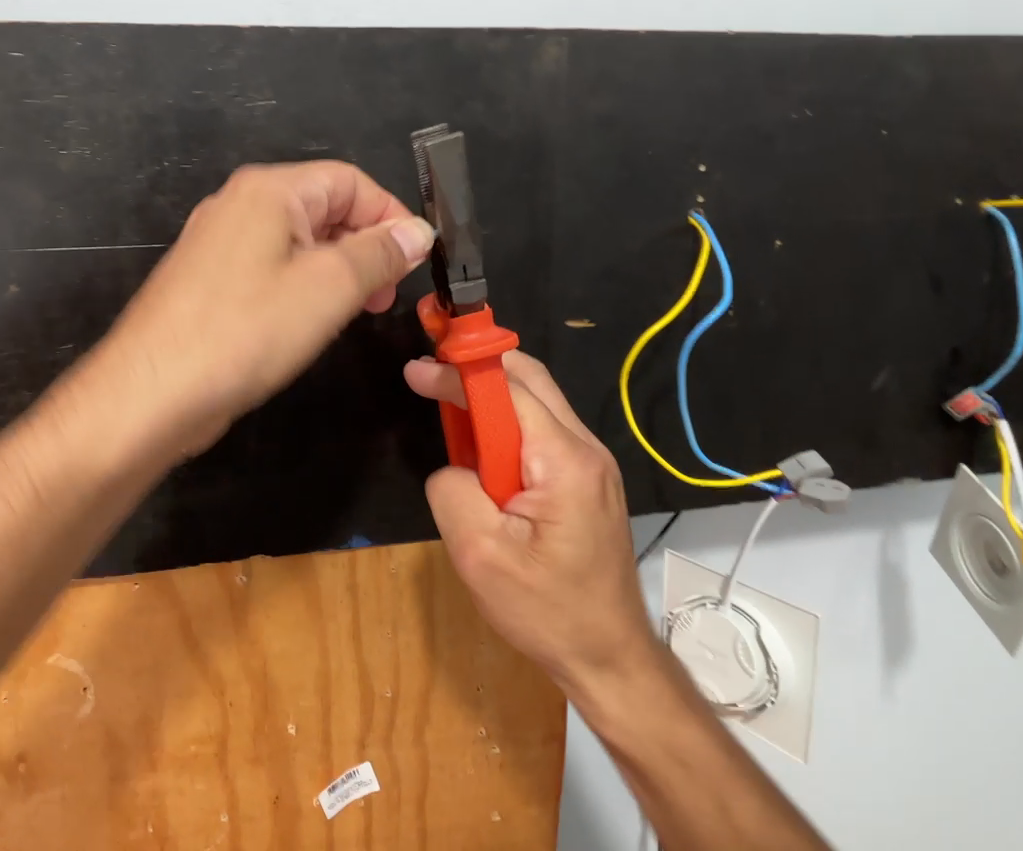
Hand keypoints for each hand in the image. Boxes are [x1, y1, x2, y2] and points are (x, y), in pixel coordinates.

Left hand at [99, 161, 434, 450]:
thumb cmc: (246, 331)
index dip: (390, 216)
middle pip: (322, 209)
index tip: (416, 262)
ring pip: (297, 244)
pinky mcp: (208, 284)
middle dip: (365, 247)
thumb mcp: (329, 287)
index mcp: (268, 190)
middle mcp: (238, 206)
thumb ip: (378, 253)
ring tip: (356, 314)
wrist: (152, 392)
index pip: (349, 180)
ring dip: (337, 273)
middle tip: (385, 297)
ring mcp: (218, 245)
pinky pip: (270, 272)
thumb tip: (417, 231)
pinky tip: (311, 325)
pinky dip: (302, 290)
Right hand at [404, 352, 657, 686]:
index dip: (458, 373)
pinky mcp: (587, 482)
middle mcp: (587, 449)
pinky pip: (543, 432)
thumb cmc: (545, 610)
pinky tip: (479, 449)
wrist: (607, 655)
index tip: (415, 370)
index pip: (508, 389)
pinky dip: (506, 424)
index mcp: (565, 461)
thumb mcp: (479, 554)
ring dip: (491, 396)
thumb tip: (452, 465)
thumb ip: (452, 491)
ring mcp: (593, 465)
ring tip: (446, 407)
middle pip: (530, 380)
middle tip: (430, 375)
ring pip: (538, 403)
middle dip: (478, 368)